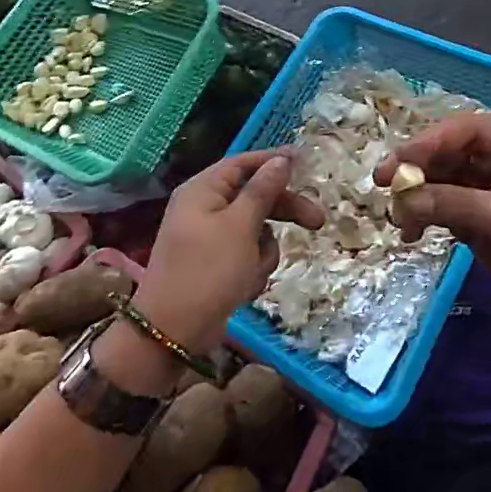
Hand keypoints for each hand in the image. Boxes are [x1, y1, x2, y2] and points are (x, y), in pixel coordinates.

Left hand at [135, 151, 324, 354]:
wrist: (173, 332)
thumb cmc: (208, 271)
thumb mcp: (240, 226)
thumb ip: (262, 191)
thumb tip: (281, 160)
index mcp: (202, 190)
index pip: (242, 163)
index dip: (273, 160)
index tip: (305, 161)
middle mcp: (204, 208)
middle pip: (254, 197)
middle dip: (282, 212)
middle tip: (317, 223)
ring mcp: (209, 238)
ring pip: (255, 231)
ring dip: (263, 251)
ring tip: (252, 270)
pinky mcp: (216, 264)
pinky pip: (246, 256)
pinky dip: (251, 269)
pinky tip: (243, 287)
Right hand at [377, 113, 490, 307]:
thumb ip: (453, 205)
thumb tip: (403, 199)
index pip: (468, 130)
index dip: (432, 138)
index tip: (401, 161)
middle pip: (447, 152)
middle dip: (414, 168)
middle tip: (382, 185)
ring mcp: (486, 189)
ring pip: (439, 180)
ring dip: (414, 196)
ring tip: (398, 221)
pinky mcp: (477, 215)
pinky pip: (441, 206)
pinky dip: (423, 217)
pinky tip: (411, 235)